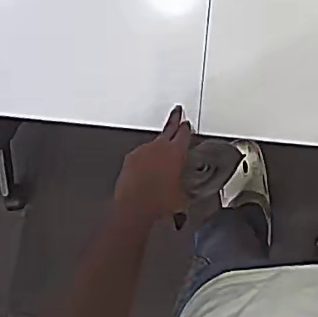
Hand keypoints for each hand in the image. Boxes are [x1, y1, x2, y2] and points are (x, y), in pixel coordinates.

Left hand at [113, 107, 192, 224]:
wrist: (134, 206)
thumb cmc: (159, 201)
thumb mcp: (181, 198)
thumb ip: (185, 189)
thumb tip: (186, 196)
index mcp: (176, 152)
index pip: (184, 133)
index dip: (186, 127)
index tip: (186, 123)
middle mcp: (159, 146)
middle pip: (169, 128)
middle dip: (174, 118)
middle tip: (177, 111)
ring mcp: (144, 150)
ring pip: (153, 144)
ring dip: (157, 149)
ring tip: (159, 162)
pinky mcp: (131, 157)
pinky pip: (141, 155)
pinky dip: (144, 160)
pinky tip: (145, 171)